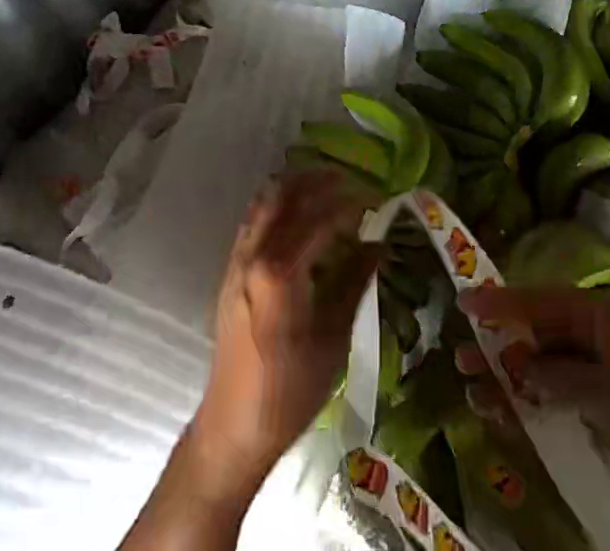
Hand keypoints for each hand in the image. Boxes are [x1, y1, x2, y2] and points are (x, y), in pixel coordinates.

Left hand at [123, 171, 377, 550]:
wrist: (232, 430)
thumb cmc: (291, 390)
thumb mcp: (334, 336)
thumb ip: (353, 281)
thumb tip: (377, 244)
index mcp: (280, 274)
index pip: (320, 217)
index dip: (352, 202)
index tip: (379, 199)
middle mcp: (252, 259)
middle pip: (284, 195)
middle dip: (320, 180)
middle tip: (354, 181)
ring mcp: (236, 265)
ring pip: (263, 203)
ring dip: (296, 188)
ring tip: (329, 189)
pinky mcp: (230, 275)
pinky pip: (253, 222)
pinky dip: (279, 207)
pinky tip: (302, 218)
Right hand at [450, 287, 609, 550]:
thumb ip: (559, 380)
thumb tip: (518, 368)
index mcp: (606, 318)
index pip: (544, 303)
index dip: (503, 303)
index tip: (464, 301)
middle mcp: (604, 336)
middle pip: (543, 335)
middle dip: (503, 347)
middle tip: (462, 359)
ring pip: (552, 368)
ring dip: (516, 380)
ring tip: (477, 393)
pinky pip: (567, 396)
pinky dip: (540, 405)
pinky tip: (514, 416)